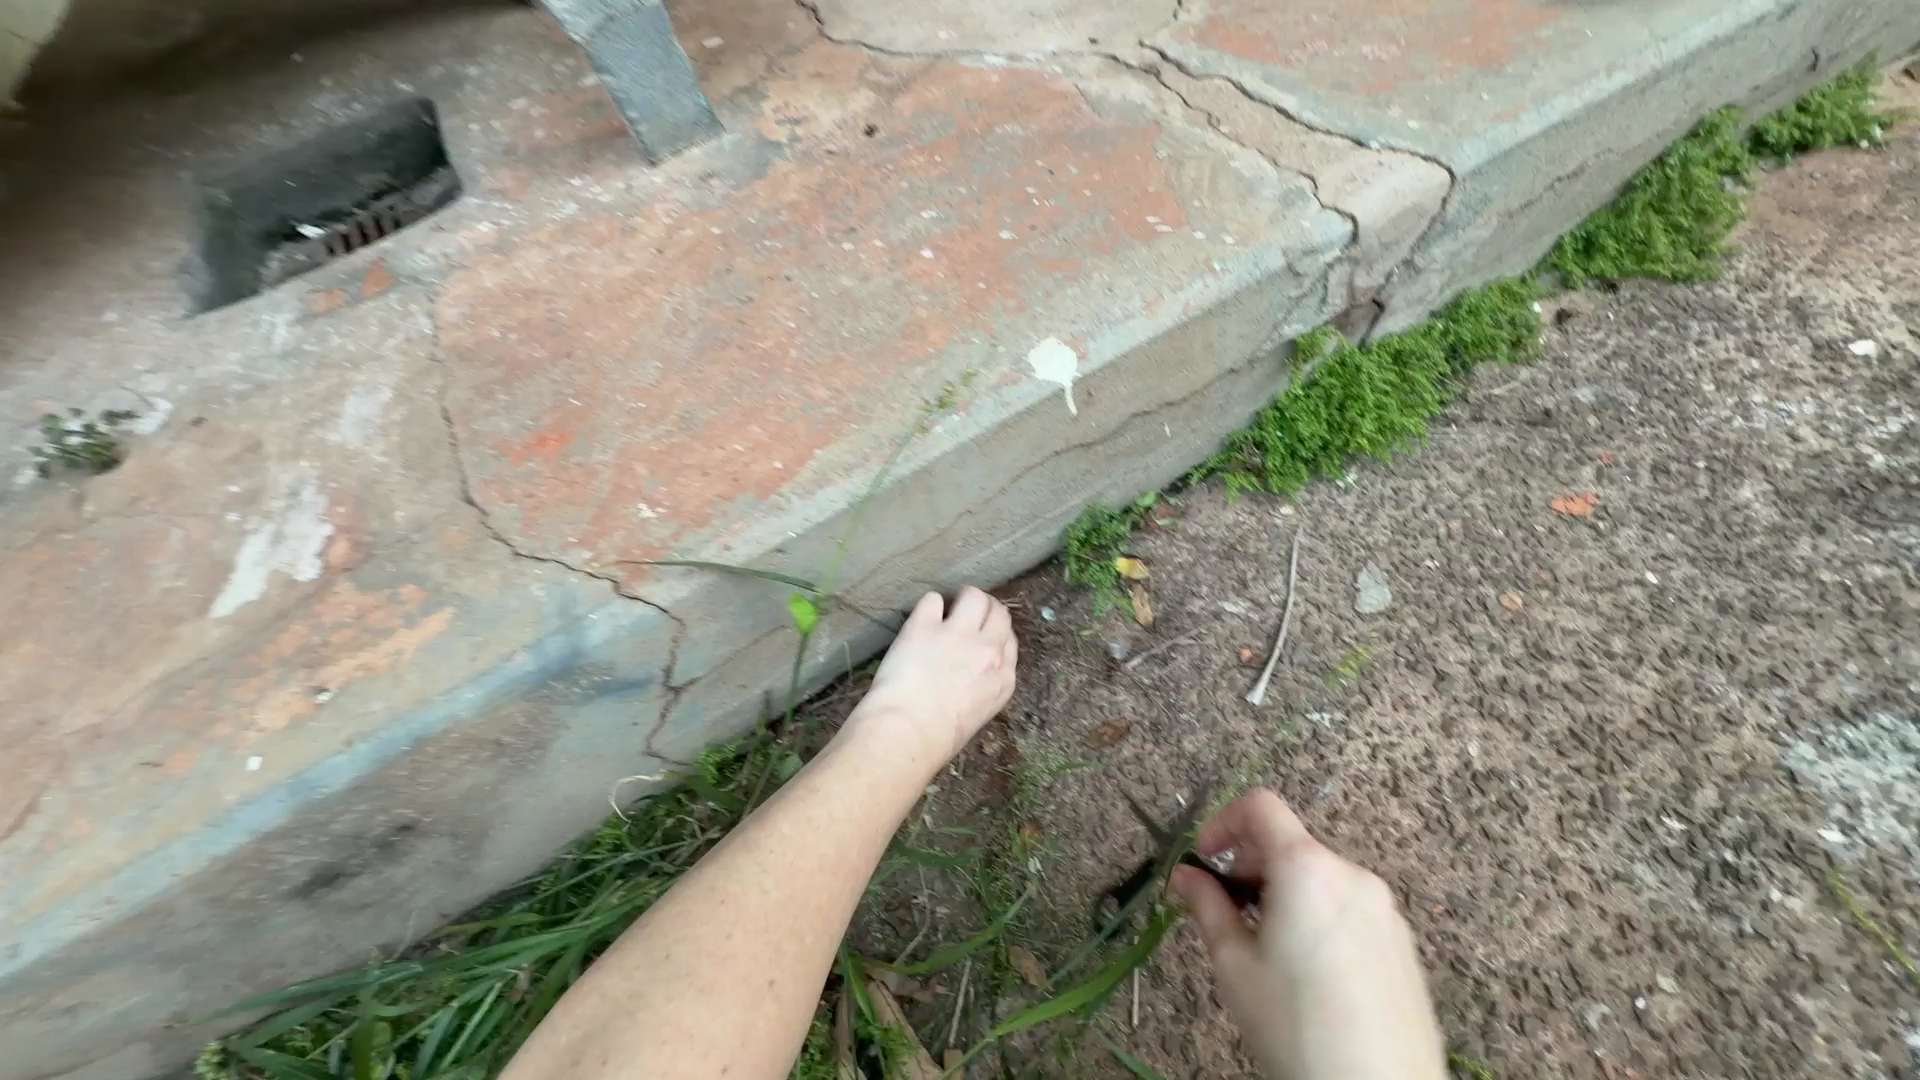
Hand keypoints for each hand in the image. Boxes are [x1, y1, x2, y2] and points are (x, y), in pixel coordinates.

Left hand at [845, 587, 1017, 768]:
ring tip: (950, 604)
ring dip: (963, 597)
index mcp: (1003, 678)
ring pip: (974, 596)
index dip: (996, 634)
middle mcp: (988, 650)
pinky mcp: (926, 625)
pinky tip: (922, 618)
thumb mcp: (980, 714)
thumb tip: (971, 672)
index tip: (983, 637)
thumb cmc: (939, 738)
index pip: (1010, 640)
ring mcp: (958, 634)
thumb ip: (984, 686)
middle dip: (987, 609)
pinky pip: (933, 600)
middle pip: (999, 613)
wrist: (908, 732)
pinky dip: (929, 606)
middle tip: (970, 612)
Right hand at [1170, 789, 1444, 1079]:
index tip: (1205, 861)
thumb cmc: (1294, 1025)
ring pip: (1317, 878)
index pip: (1259, 806)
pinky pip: (1346, 907)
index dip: (1222, 822)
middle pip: (1289, 843)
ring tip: (1265, 949)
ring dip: (1282, 893)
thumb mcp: (1233, 963)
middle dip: (1249, 866)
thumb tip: (1183, 875)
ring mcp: (1384, 909)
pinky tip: (1308, 972)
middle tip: (1227, 913)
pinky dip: (1316, 915)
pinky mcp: (1402, 943)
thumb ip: (1206, 905)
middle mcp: (1351, 874)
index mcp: (1306, 868)